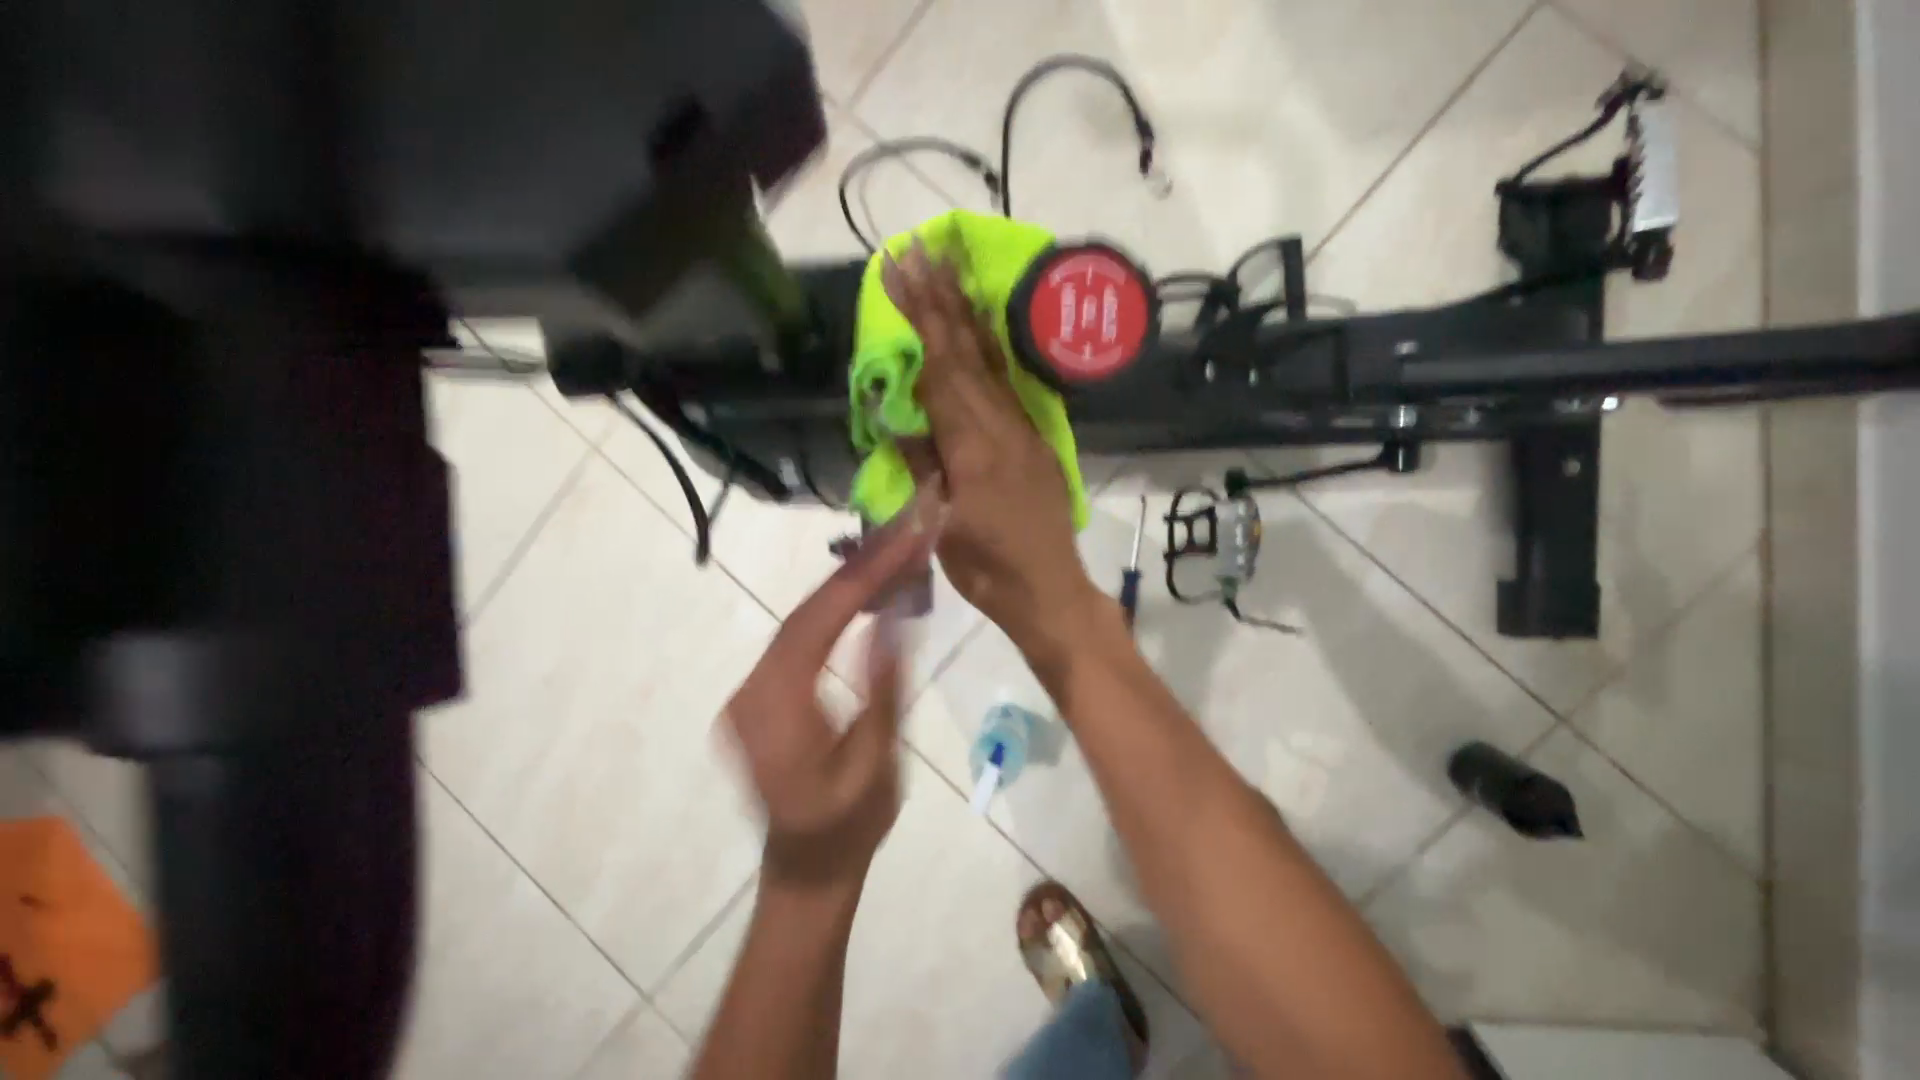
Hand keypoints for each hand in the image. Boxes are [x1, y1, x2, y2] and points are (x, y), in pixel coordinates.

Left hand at [722, 496, 945, 889]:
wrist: (807, 870)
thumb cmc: (850, 828)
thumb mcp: (876, 765)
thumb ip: (881, 688)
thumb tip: (893, 616)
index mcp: (775, 712)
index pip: (817, 623)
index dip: (863, 576)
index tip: (905, 535)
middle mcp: (749, 693)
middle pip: (805, 615)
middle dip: (858, 569)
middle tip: (908, 531)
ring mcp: (748, 694)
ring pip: (799, 623)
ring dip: (847, 587)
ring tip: (895, 552)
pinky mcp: (759, 696)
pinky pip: (796, 642)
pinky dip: (833, 614)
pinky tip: (864, 595)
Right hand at [881, 242, 1103, 653]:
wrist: (1051, 592)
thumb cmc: (988, 570)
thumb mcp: (942, 528)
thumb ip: (925, 467)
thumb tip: (900, 418)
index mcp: (975, 448)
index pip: (942, 370)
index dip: (920, 319)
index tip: (899, 273)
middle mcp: (1004, 427)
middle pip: (968, 353)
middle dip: (940, 299)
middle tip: (918, 249)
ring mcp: (1025, 431)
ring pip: (993, 361)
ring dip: (967, 313)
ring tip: (947, 270)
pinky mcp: (1036, 440)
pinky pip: (1009, 383)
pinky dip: (991, 348)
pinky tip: (982, 329)